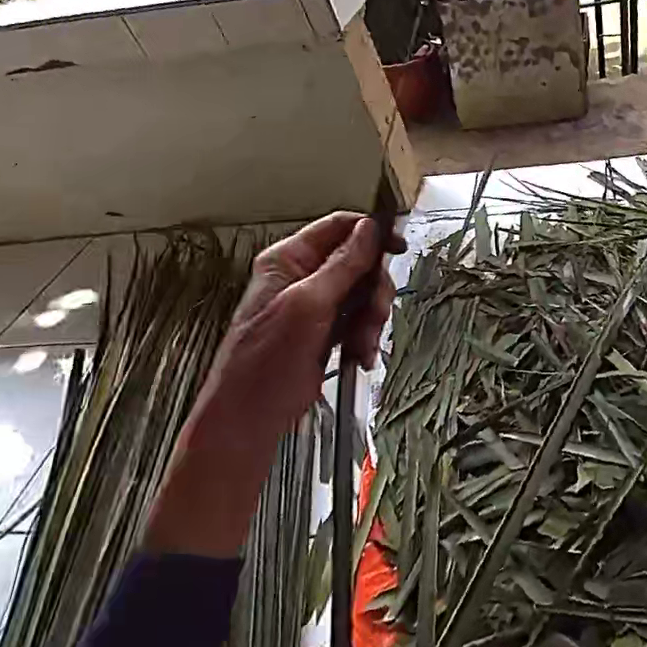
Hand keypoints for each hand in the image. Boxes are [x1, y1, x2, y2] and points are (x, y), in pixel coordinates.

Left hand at [205, 211, 403, 432]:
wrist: (250, 418)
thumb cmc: (264, 363)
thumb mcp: (308, 305)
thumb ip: (342, 265)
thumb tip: (368, 229)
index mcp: (288, 260)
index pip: (337, 227)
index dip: (370, 233)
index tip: (396, 247)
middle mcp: (302, 278)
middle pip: (359, 264)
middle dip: (373, 290)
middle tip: (375, 312)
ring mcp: (315, 306)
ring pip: (364, 295)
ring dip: (371, 320)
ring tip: (362, 344)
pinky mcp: (326, 332)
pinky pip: (359, 322)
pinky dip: (366, 339)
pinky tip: (360, 356)